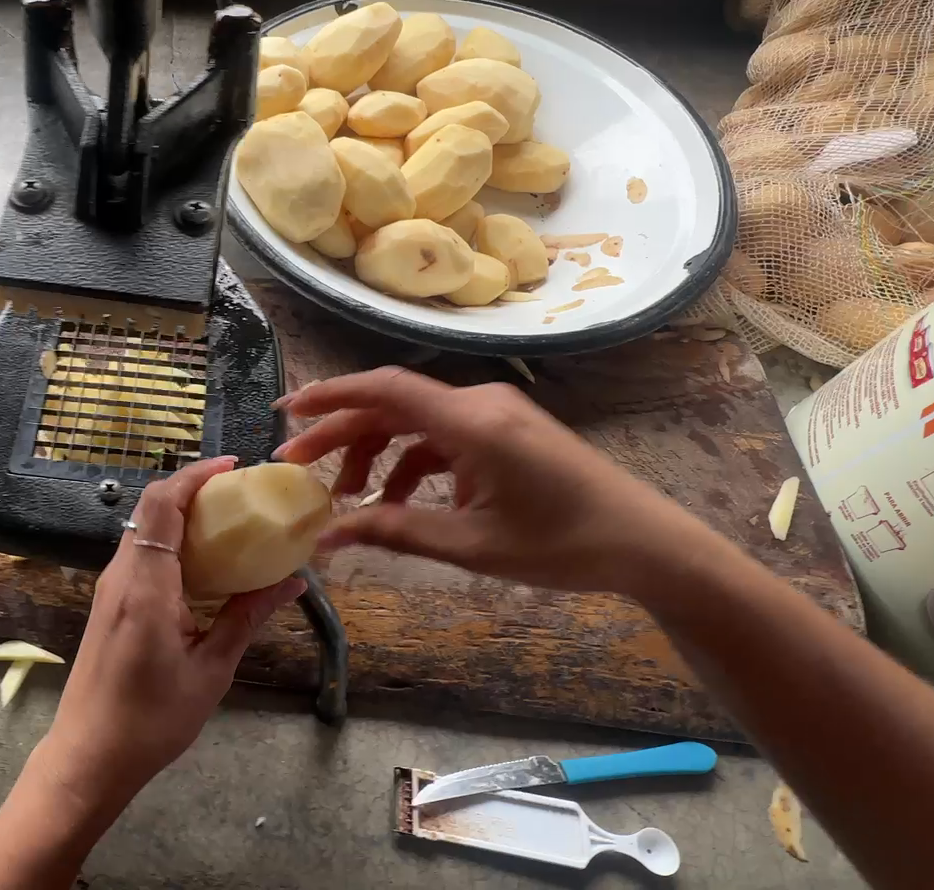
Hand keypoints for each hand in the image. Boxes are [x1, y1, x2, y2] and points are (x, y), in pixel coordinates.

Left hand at [36, 456, 305, 818]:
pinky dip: (171, 539)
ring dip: (182, 513)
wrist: (88, 756)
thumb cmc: (152, 719)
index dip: (194, 475)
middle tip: (240, 493)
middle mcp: (121, 574)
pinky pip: (140, 551)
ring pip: (143, 527)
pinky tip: (202, 560)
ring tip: (228, 520)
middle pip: (151, 508)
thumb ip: (247, 616)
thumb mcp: (211, 669)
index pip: (162, 504)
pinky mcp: (109, 601)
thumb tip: (293, 581)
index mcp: (145, 584)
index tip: (233, 466)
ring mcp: (110, 587)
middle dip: (193, 489)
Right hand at [274, 367, 716, 596]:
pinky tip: (400, 500)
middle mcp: (477, 403)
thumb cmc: (563, 545)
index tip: (286, 412)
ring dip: (373, 453)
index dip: (328, 395)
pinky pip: (440, 437)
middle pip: (389, 405)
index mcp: (471, 421)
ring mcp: (491, 415)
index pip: (383, 389)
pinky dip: (410, 463)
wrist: (647, 543)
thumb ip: (393, 532)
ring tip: (346, 497)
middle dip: (338, 432)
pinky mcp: (501, 431)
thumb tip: (326, 538)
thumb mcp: (470, 545)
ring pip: (411, 422)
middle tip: (295, 463)